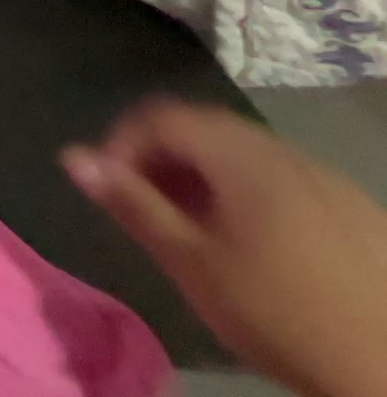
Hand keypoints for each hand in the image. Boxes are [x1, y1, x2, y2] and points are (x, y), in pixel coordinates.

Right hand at [63, 99, 386, 396]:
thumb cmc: (279, 314)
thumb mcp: (188, 260)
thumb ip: (129, 201)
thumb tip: (71, 155)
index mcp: (248, 161)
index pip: (162, 116)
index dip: (121, 140)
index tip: (108, 184)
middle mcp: (291, 157)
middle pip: (203, 126)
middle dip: (158, 154)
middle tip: (140, 200)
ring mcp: (332, 184)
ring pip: (243, 151)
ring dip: (199, 171)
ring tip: (187, 221)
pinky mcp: (358, 212)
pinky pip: (281, 177)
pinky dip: (243, 188)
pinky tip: (246, 238)